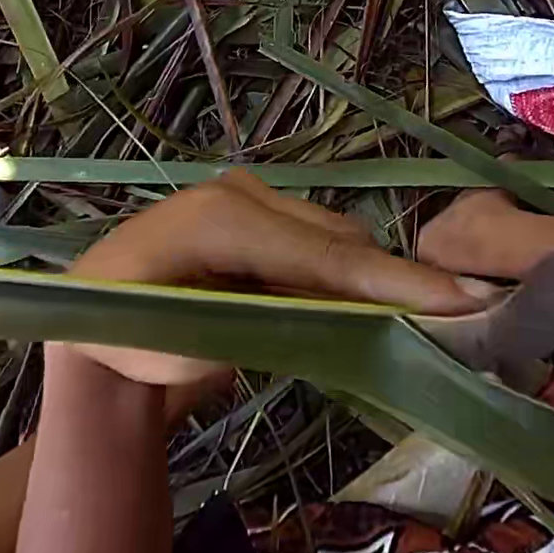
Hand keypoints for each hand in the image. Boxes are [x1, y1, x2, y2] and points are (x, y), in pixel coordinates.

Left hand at [63, 170, 497, 383]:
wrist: (93, 324)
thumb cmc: (121, 346)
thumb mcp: (179, 358)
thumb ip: (256, 337)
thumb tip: (332, 326)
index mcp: (219, 218)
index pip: (323, 253)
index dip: (392, 280)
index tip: (459, 298)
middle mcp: (242, 194)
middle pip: (341, 240)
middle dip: (395, 280)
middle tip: (459, 314)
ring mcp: (252, 200)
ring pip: (337, 238)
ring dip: (374, 277)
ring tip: (422, 313)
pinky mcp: (261, 217)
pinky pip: (321, 244)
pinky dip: (349, 274)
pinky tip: (374, 301)